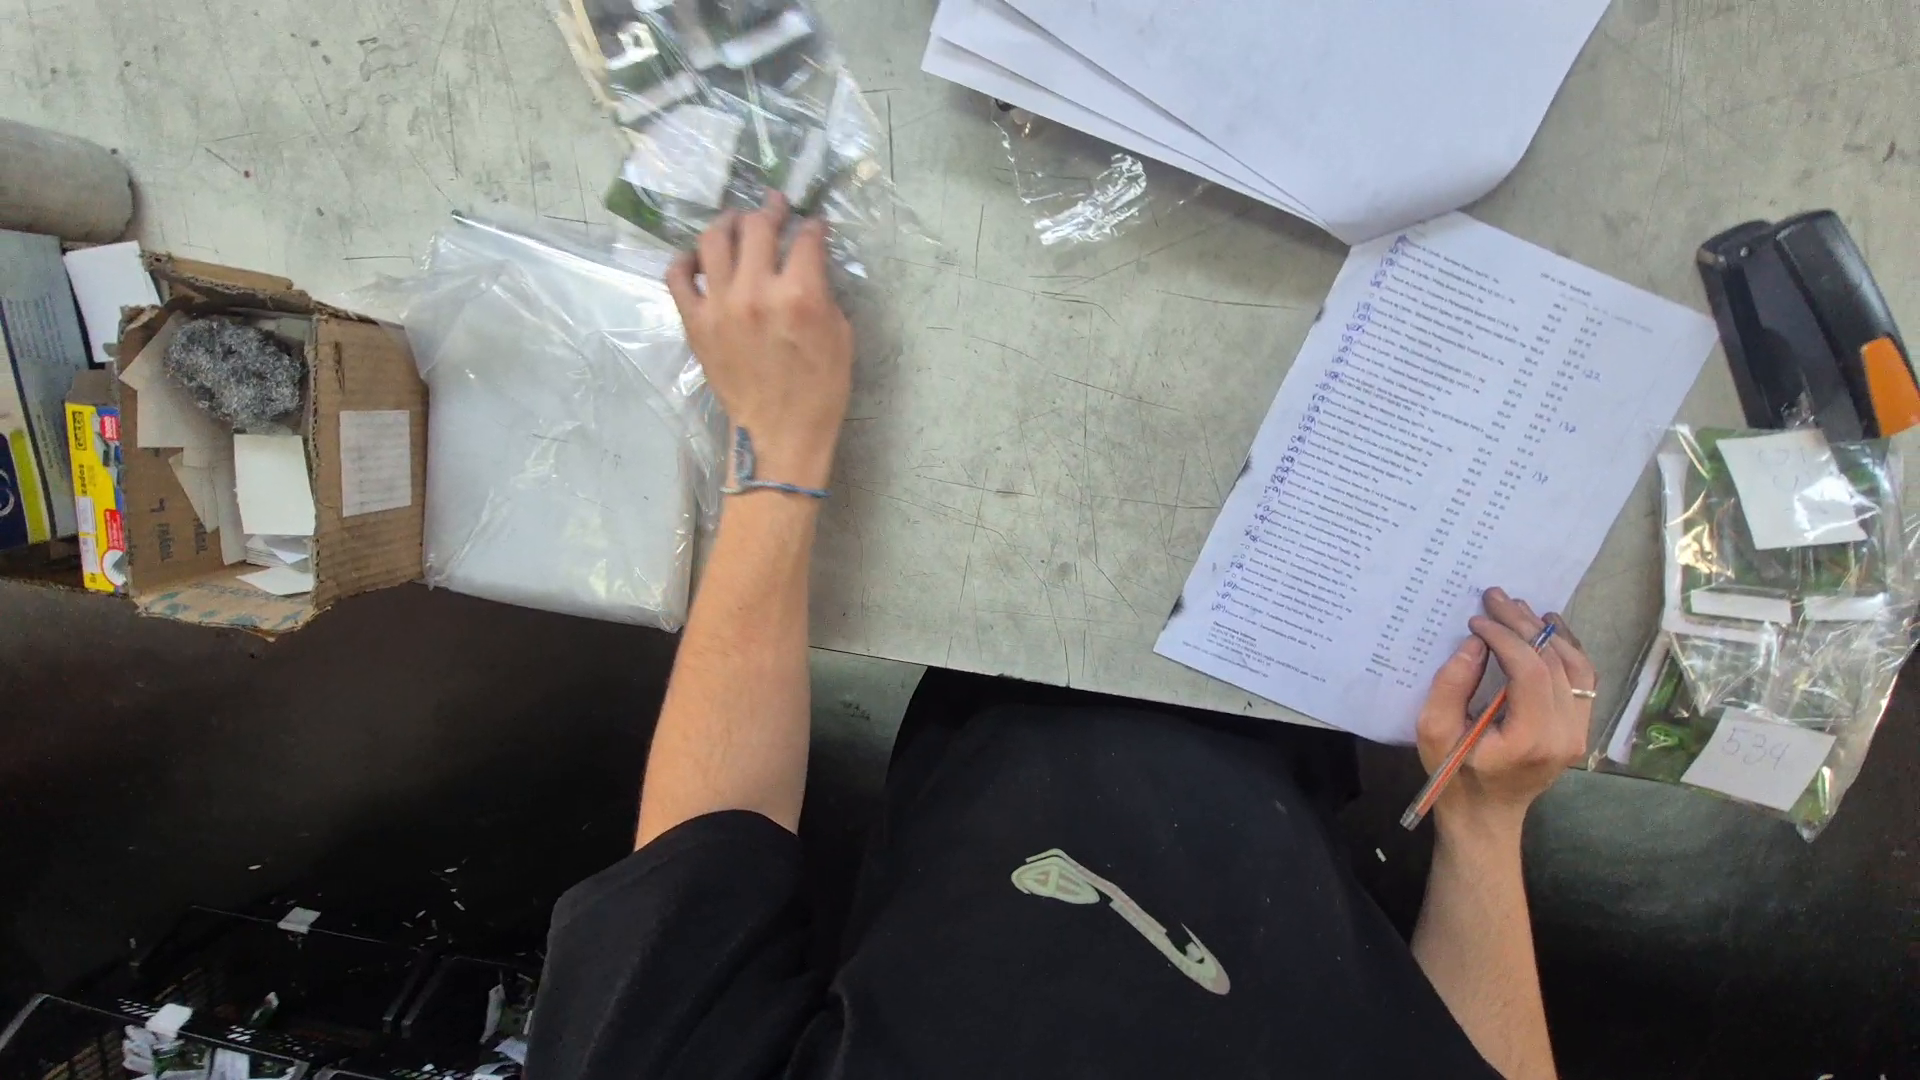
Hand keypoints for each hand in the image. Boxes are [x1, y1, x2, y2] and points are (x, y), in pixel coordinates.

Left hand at [667, 193, 854, 491]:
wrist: (780, 433)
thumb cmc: (820, 392)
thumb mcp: (840, 338)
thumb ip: (823, 294)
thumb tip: (810, 268)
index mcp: (800, 296)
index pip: (805, 239)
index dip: (813, 227)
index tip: (814, 227)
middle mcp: (756, 291)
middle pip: (757, 226)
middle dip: (771, 210)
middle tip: (776, 207)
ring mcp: (719, 304)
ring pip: (713, 239)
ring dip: (728, 222)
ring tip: (736, 224)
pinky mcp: (695, 322)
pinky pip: (677, 274)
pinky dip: (686, 260)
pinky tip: (699, 259)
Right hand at [1416, 587, 1594, 840]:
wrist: (1485, 815)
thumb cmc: (1452, 774)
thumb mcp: (1433, 730)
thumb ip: (1452, 685)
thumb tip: (1476, 643)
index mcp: (1529, 736)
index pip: (1528, 670)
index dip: (1505, 637)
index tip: (1476, 620)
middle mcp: (1565, 734)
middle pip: (1555, 664)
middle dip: (1525, 625)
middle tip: (1496, 597)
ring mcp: (1578, 733)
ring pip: (1578, 668)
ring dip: (1550, 633)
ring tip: (1521, 607)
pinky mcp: (1578, 730)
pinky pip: (1583, 682)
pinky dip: (1568, 650)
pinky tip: (1550, 630)